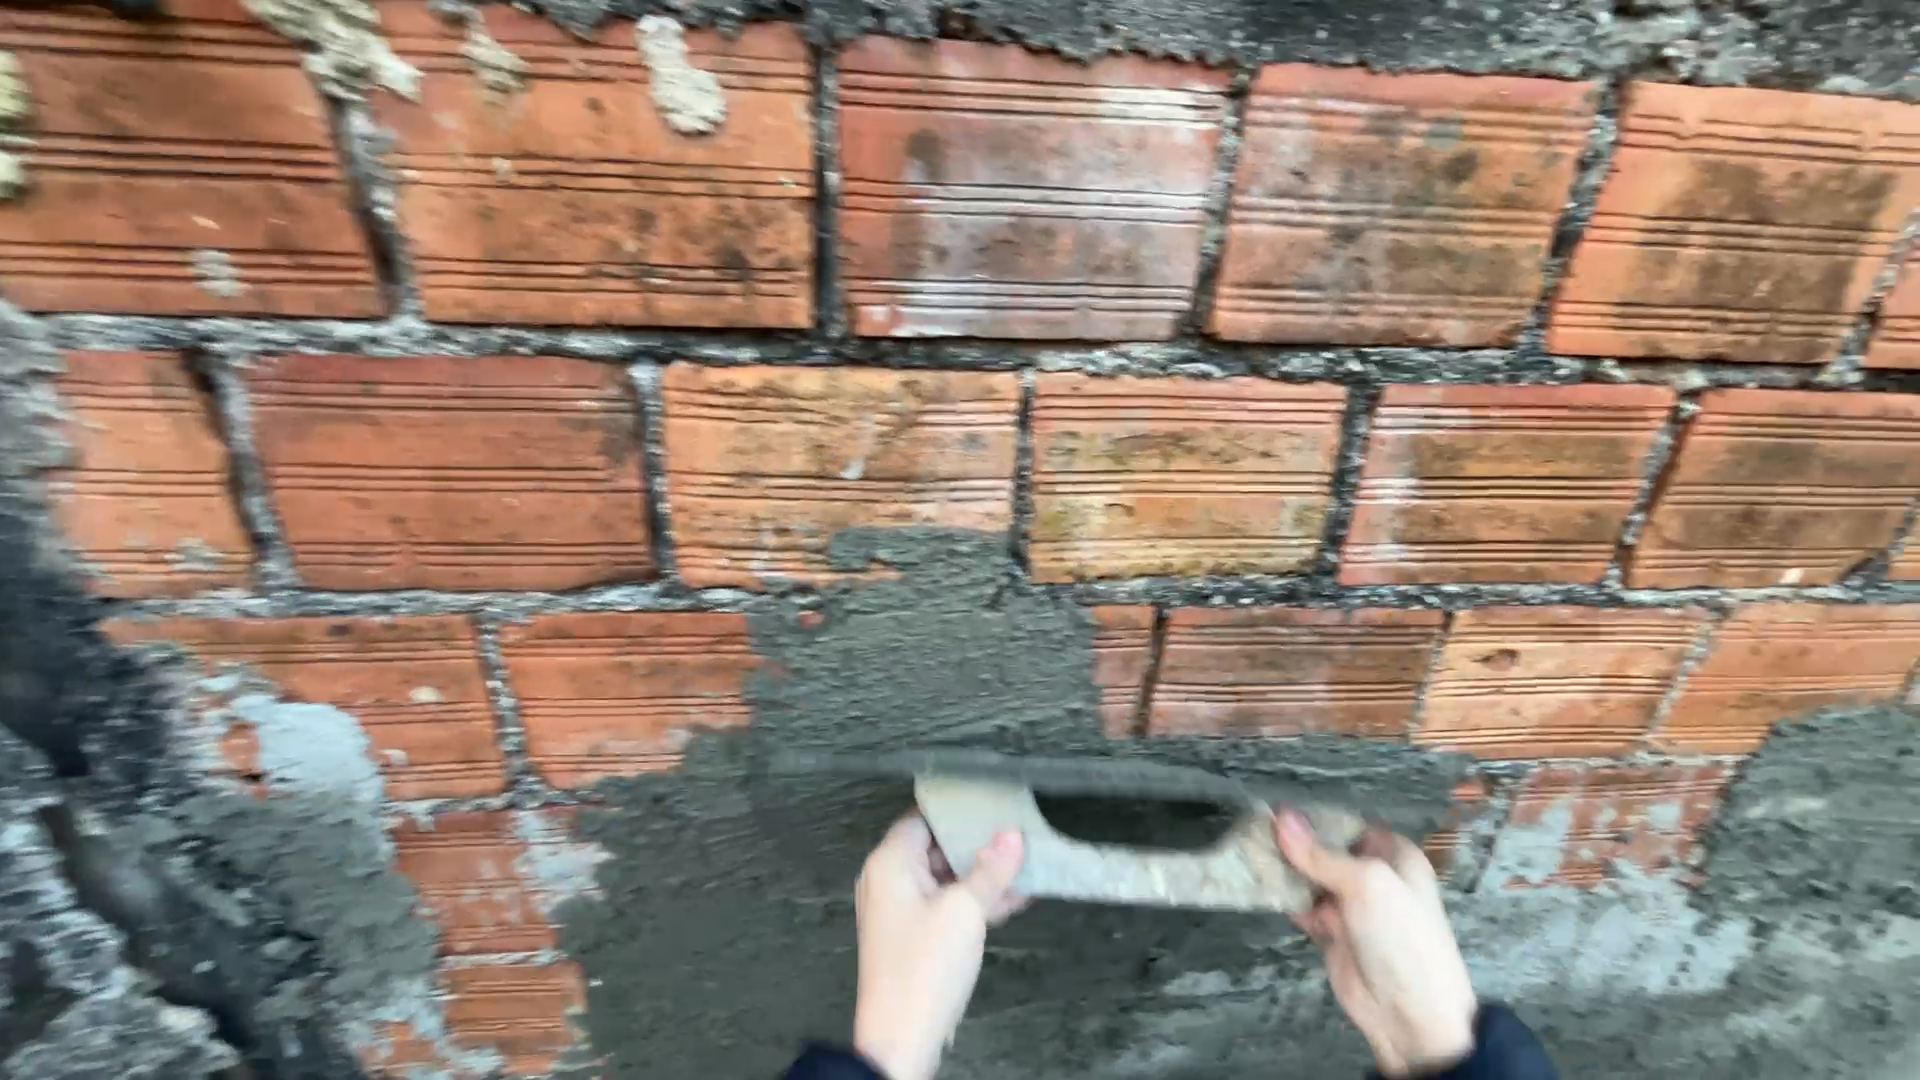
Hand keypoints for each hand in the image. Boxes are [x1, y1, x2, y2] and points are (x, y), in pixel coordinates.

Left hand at [852, 814, 1025, 1079]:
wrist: (901, 1040)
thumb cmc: (922, 970)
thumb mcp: (966, 910)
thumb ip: (991, 869)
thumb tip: (1011, 835)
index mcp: (890, 863)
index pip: (922, 817)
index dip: (956, 812)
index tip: (988, 805)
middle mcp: (887, 880)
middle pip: (935, 847)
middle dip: (975, 846)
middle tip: (1012, 837)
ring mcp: (898, 910)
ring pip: (943, 879)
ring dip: (979, 877)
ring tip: (1020, 869)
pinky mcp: (911, 936)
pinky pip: (943, 906)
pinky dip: (970, 903)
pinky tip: (1009, 902)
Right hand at [1275, 810, 1476, 1078]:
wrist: (1410, 1016)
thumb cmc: (1401, 939)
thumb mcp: (1366, 884)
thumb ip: (1319, 853)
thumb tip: (1280, 816)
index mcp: (1393, 856)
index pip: (1347, 822)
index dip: (1314, 816)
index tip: (1275, 809)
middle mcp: (1372, 876)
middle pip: (1323, 848)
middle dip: (1291, 841)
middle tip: (1253, 829)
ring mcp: (1350, 904)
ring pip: (1308, 874)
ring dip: (1283, 867)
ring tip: (1248, 853)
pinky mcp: (1331, 929)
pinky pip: (1300, 902)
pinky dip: (1281, 895)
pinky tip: (1257, 883)